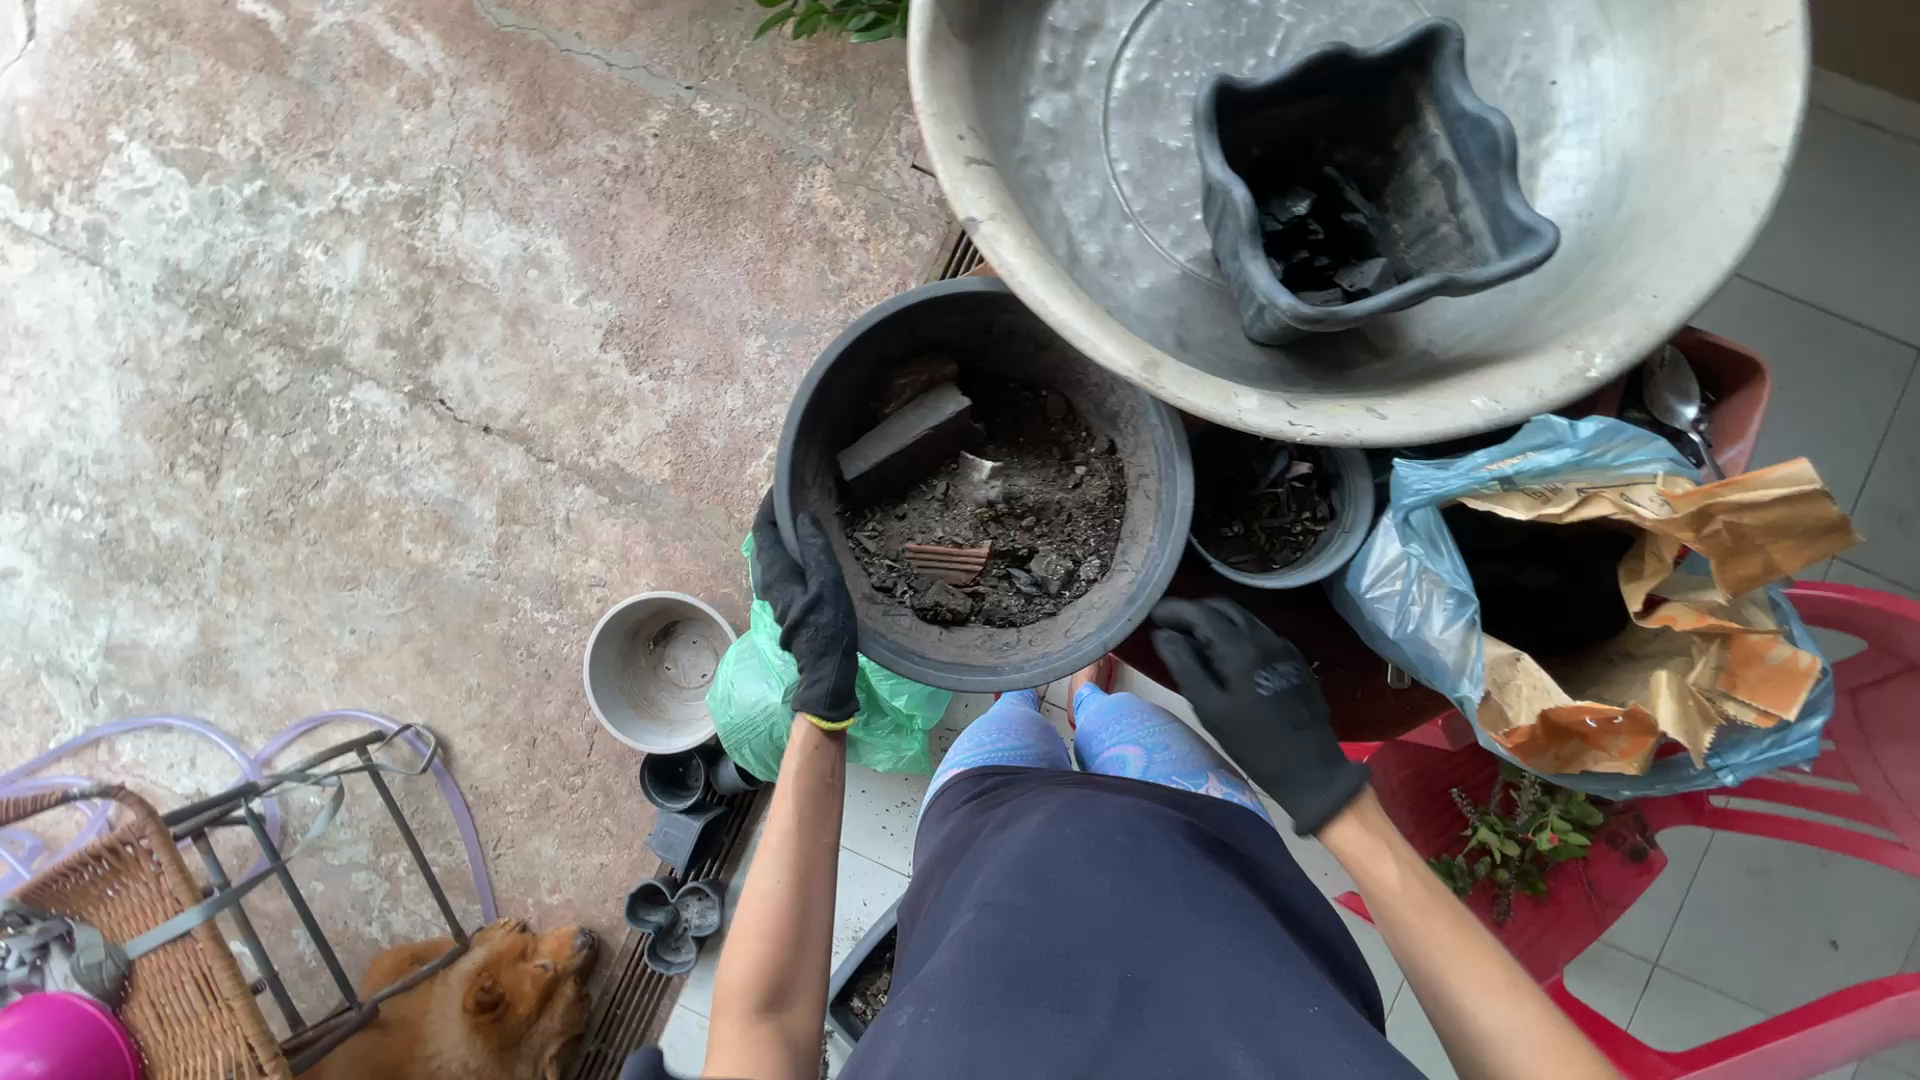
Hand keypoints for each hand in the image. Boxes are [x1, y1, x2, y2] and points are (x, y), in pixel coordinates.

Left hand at [751, 493, 858, 724]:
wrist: (826, 667)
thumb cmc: (829, 625)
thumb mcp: (827, 583)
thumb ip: (815, 549)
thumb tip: (802, 517)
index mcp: (775, 573)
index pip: (762, 529)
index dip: (769, 505)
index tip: (782, 486)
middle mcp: (768, 581)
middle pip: (764, 540)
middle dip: (774, 517)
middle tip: (794, 498)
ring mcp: (774, 594)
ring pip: (772, 554)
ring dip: (782, 534)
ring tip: (802, 517)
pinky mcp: (785, 602)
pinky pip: (781, 566)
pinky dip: (790, 549)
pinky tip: (807, 550)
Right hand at [1150, 598, 1368, 834]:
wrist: (1311, 768)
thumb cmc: (1252, 742)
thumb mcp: (1208, 707)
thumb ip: (1184, 665)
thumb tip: (1163, 635)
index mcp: (1241, 648)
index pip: (1201, 613)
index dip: (1174, 609)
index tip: (1153, 615)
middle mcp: (1264, 637)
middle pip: (1223, 607)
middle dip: (1193, 610)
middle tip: (1169, 624)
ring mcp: (1283, 646)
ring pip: (1242, 618)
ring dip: (1214, 620)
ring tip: (1191, 637)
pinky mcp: (1293, 658)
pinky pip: (1257, 632)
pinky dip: (1233, 633)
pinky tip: (1223, 654)